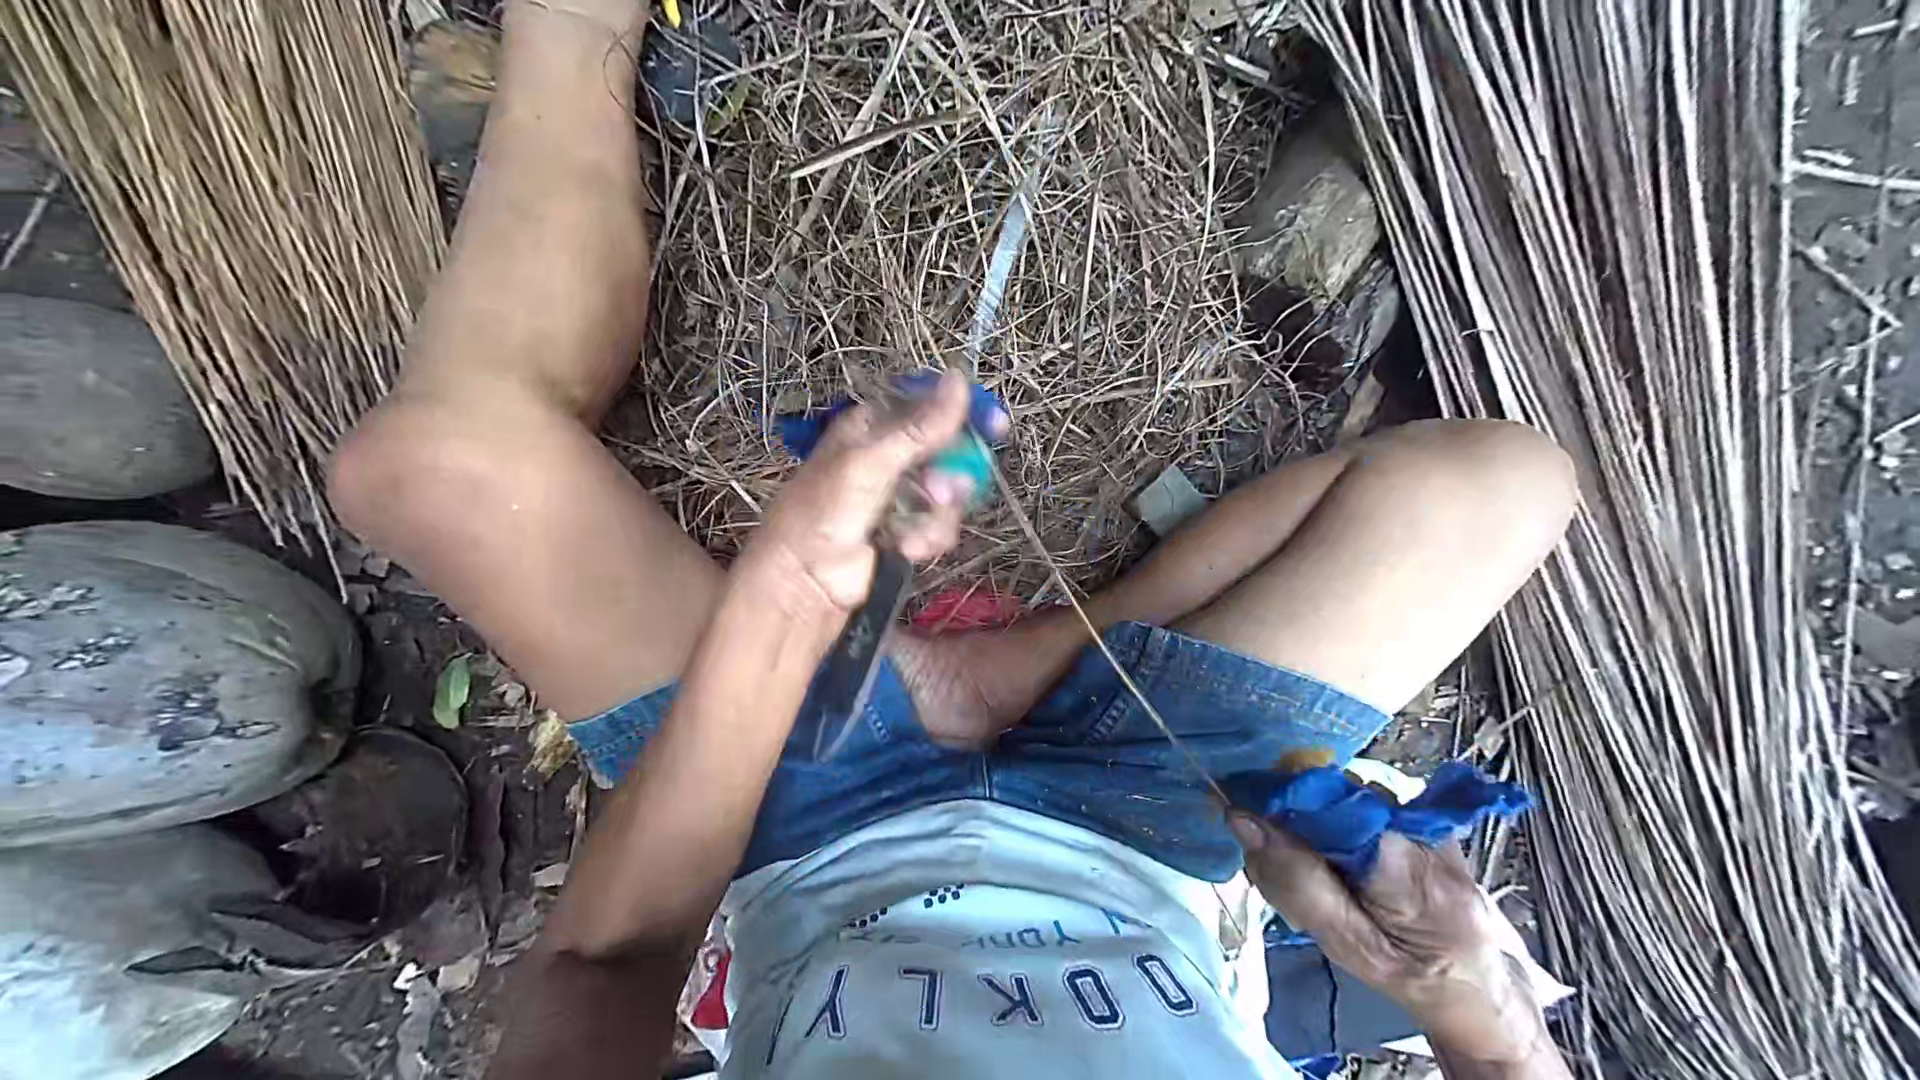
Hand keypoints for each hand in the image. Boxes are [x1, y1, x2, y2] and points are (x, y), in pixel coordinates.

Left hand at [738, 372, 999, 617]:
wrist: (804, 582)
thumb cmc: (824, 513)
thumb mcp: (870, 463)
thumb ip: (919, 428)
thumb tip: (959, 380)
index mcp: (873, 427)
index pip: (928, 406)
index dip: (963, 413)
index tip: (994, 425)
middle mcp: (891, 456)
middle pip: (948, 451)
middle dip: (949, 476)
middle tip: (940, 492)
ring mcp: (902, 494)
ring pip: (950, 491)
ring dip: (937, 514)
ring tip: (912, 532)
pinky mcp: (910, 529)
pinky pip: (942, 524)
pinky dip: (928, 538)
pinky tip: (906, 549)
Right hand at [1230, 814, 1566, 1073]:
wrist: (1482, 987)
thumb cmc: (1415, 977)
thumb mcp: (1348, 948)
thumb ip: (1296, 884)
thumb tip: (1242, 818)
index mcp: (1408, 870)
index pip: (1326, 807)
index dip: (1280, 809)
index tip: (1249, 829)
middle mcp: (1421, 829)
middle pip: (1325, 795)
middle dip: (1289, 824)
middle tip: (1279, 870)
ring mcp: (1424, 817)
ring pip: (1334, 795)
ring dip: (1308, 826)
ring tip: (1311, 873)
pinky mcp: (1419, 814)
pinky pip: (1353, 801)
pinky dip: (1330, 822)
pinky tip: (1333, 857)